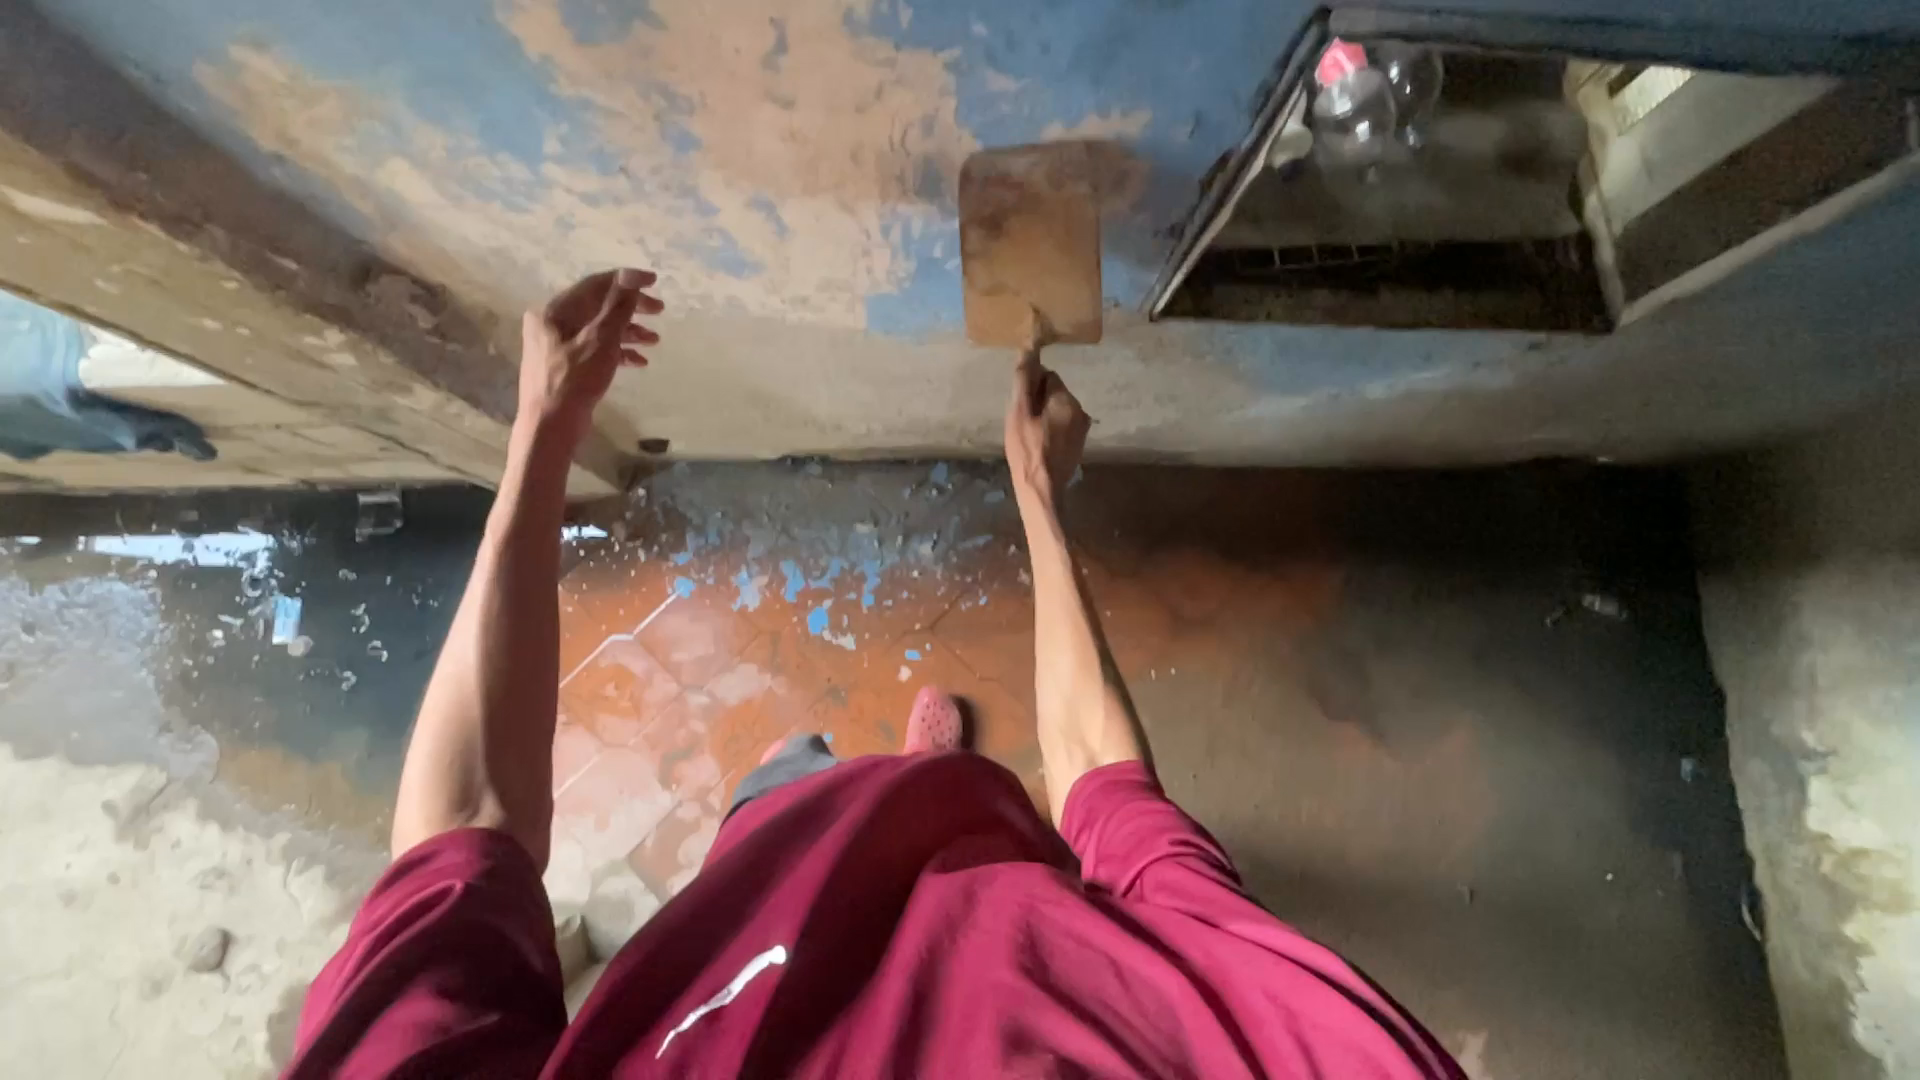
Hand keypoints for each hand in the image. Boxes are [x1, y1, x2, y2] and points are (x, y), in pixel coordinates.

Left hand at [518, 267, 662, 439]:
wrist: (551, 425)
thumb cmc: (574, 381)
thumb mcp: (600, 341)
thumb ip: (617, 308)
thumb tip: (631, 278)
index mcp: (555, 310)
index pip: (596, 284)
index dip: (627, 281)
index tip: (655, 283)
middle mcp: (553, 321)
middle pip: (598, 305)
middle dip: (631, 308)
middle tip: (659, 311)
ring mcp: (558, 343)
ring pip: (599, 328)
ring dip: (628, 331)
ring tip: (654, 341)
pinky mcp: (567, 363)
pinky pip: (596, 347)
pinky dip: (618, 350)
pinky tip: (638, 361)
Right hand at [1005, 346, 1089, 507]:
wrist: (1042, 488)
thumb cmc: (1026, 449)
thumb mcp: (1018, 412)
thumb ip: (1023, 380)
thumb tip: (1027, 349)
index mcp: (1066, 399)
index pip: (1048, 375)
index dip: (1031, 385)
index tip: (1020, 404)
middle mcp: (1080, 409)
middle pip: (1055, 392)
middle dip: (1039, 400)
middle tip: (1022, 421)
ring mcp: (1082, 428)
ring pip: (1059, 409)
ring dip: (1045, 415)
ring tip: (1030, 434)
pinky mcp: (1079, 443)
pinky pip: (1063, 426)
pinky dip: (1052, 429)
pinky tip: (1040, 444)